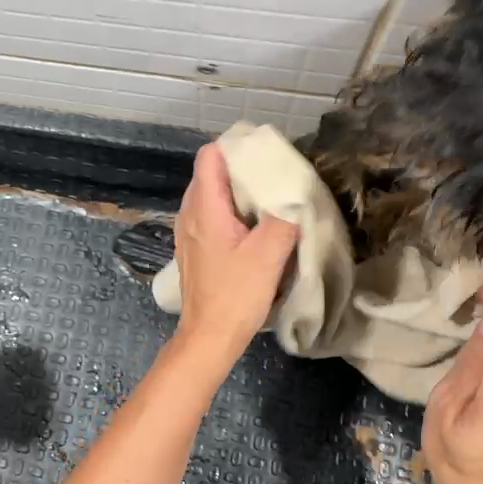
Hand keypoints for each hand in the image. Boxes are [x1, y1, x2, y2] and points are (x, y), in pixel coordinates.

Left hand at [169, 143, 298, 360]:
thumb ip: (284, 219)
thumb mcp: (269, 254)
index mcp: (204, 208)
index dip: (234, 147)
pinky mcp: (193, 249)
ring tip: (268, 199)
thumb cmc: (236, 294)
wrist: (208, 336)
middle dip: (240, 169)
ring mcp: (187, 233)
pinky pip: (209, 217)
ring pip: (210, 197)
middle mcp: (189, 214)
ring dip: (236, 193)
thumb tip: (294, 196)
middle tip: (274, 174)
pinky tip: (253, 227)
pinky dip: (229, 213)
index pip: (209, 157)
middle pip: (210, 174)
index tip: (263, 151)